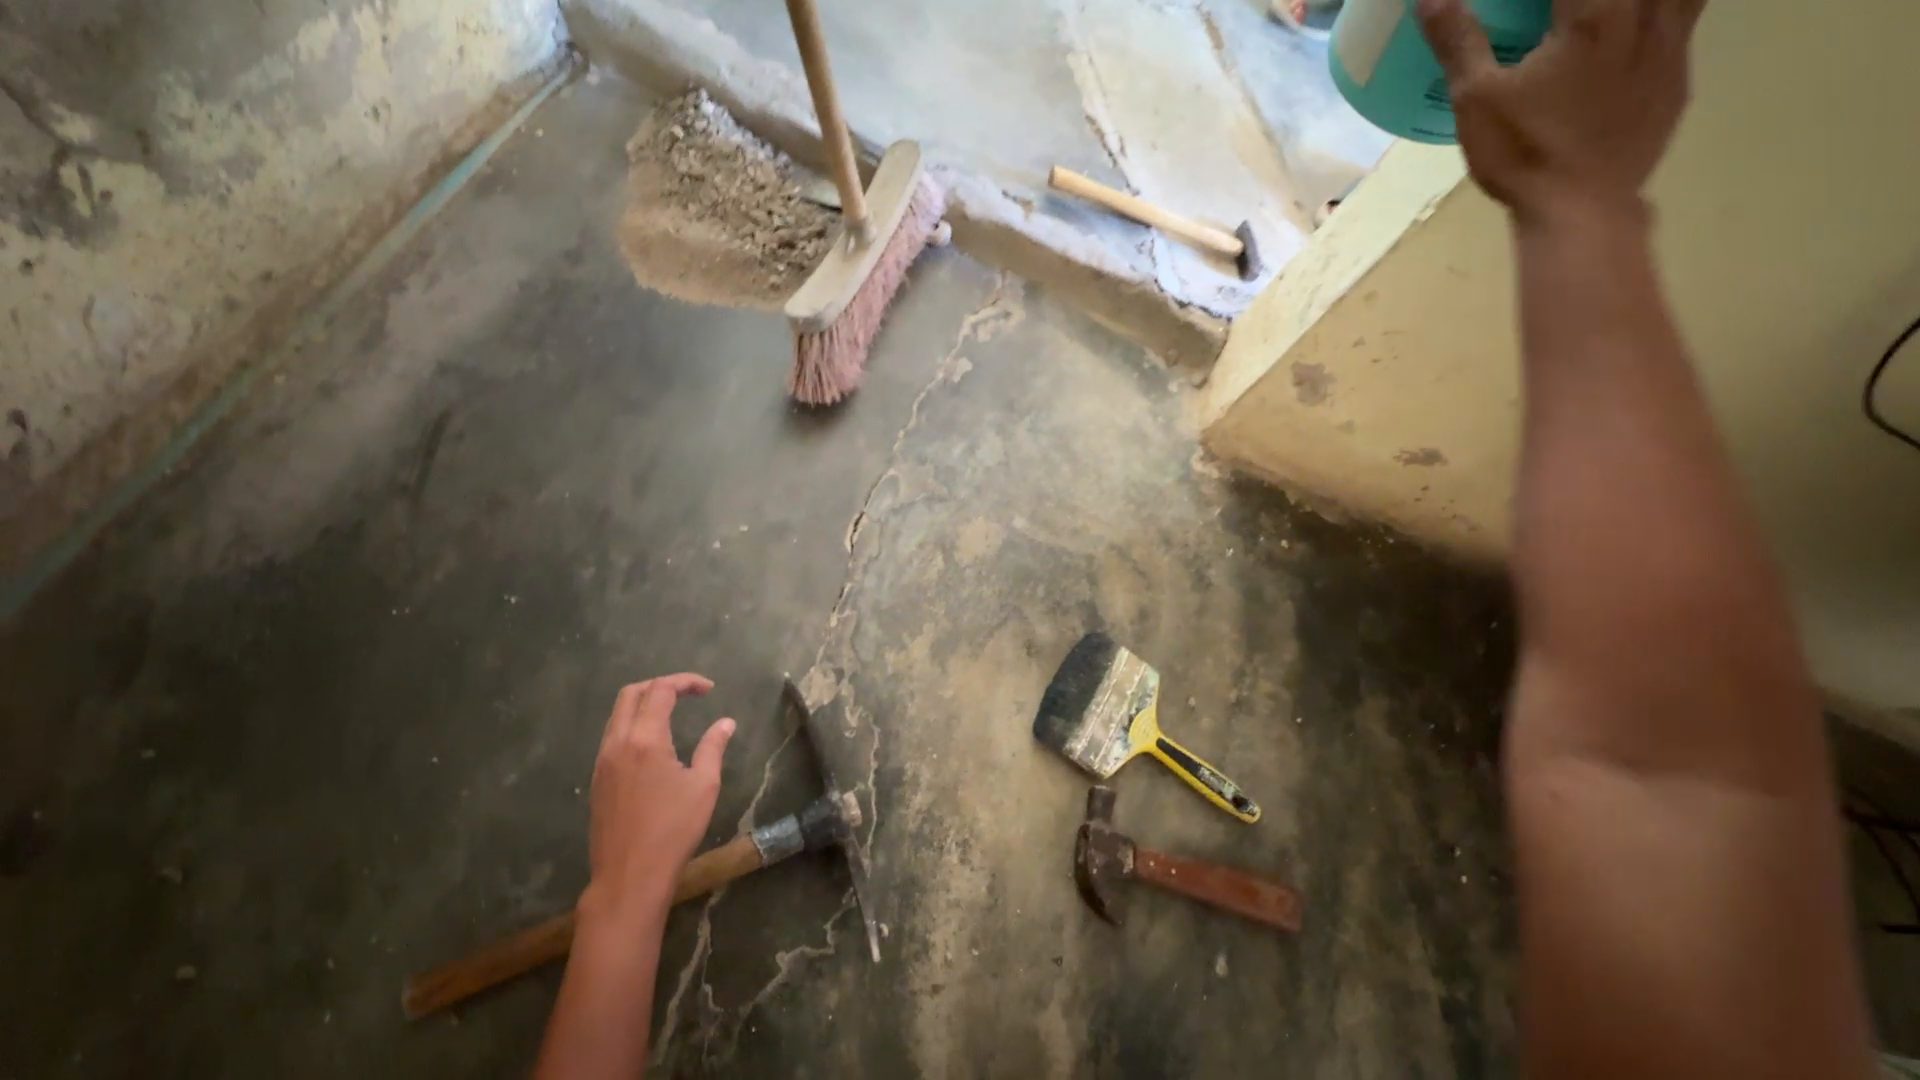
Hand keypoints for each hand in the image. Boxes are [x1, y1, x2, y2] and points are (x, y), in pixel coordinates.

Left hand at [584, 673, 734, 916]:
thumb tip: (725, 722)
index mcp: (645, 739)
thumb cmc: (673, 830)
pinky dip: (632, 725)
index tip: (709, 690)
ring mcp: (602, 761)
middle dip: (660, 686)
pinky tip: (654, 743)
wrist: (630, 876)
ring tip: (672, 713)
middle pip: (631, 694)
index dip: (685, 682)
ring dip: (643, 704)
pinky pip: (612, 736)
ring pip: (617, 715)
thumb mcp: (704, 786)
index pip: (661, 691)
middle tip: (688, 694)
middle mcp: (617, 743)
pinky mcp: (598, 779)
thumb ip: (713, 747)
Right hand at [1418, 0, 1706, 223]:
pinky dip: (1663, 17)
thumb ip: (1459, 43)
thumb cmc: (1523, 154)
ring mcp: (1672, 49)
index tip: (1525, 3)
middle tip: (1560, 14)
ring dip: (1637, 1)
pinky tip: (1635, 36)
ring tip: (1605, 17)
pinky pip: (1687, 25)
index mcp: (1595, 15)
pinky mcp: (1677, 81)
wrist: (1579, 210)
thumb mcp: (1476, 101)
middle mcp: (1646, 17)